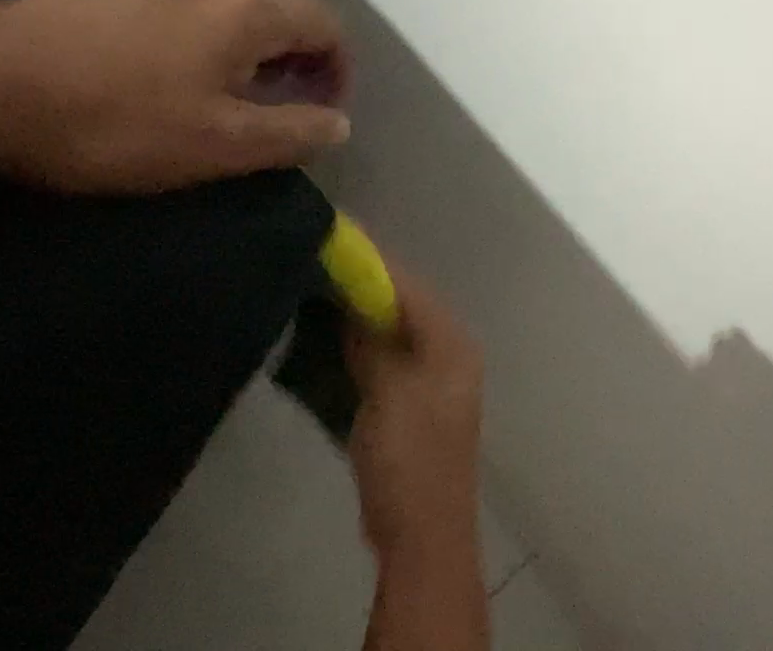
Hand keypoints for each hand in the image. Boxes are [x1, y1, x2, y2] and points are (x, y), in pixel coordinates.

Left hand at [0, 0, 349, 191]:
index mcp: (252, 7)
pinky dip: (221, 21)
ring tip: (244, 80)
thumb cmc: (114, 121)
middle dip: (309, 44)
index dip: (339, 69)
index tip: (323, 112)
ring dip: (265, 32)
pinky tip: (185, 60)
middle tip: (295, 93)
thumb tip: (341, 126)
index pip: (329, 24)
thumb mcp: (219, 144)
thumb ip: (293, 133)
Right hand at [343, 274, 484, 557]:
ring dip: (363, 316)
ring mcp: (434, 380)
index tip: (337, 240)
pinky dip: (363, 345)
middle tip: (321, 263)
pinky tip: (333, 339)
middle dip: (367, 287)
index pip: (411, 290)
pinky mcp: (414, 404)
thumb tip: (355, 308)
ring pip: (396, 332)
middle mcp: (450, 354)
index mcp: (452, 344)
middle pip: (406, 307)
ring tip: (319, 291)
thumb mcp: (388, 393)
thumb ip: (373, 345)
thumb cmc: (409, 457)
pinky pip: (388, 358)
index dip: (374, 266)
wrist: (422, 530)